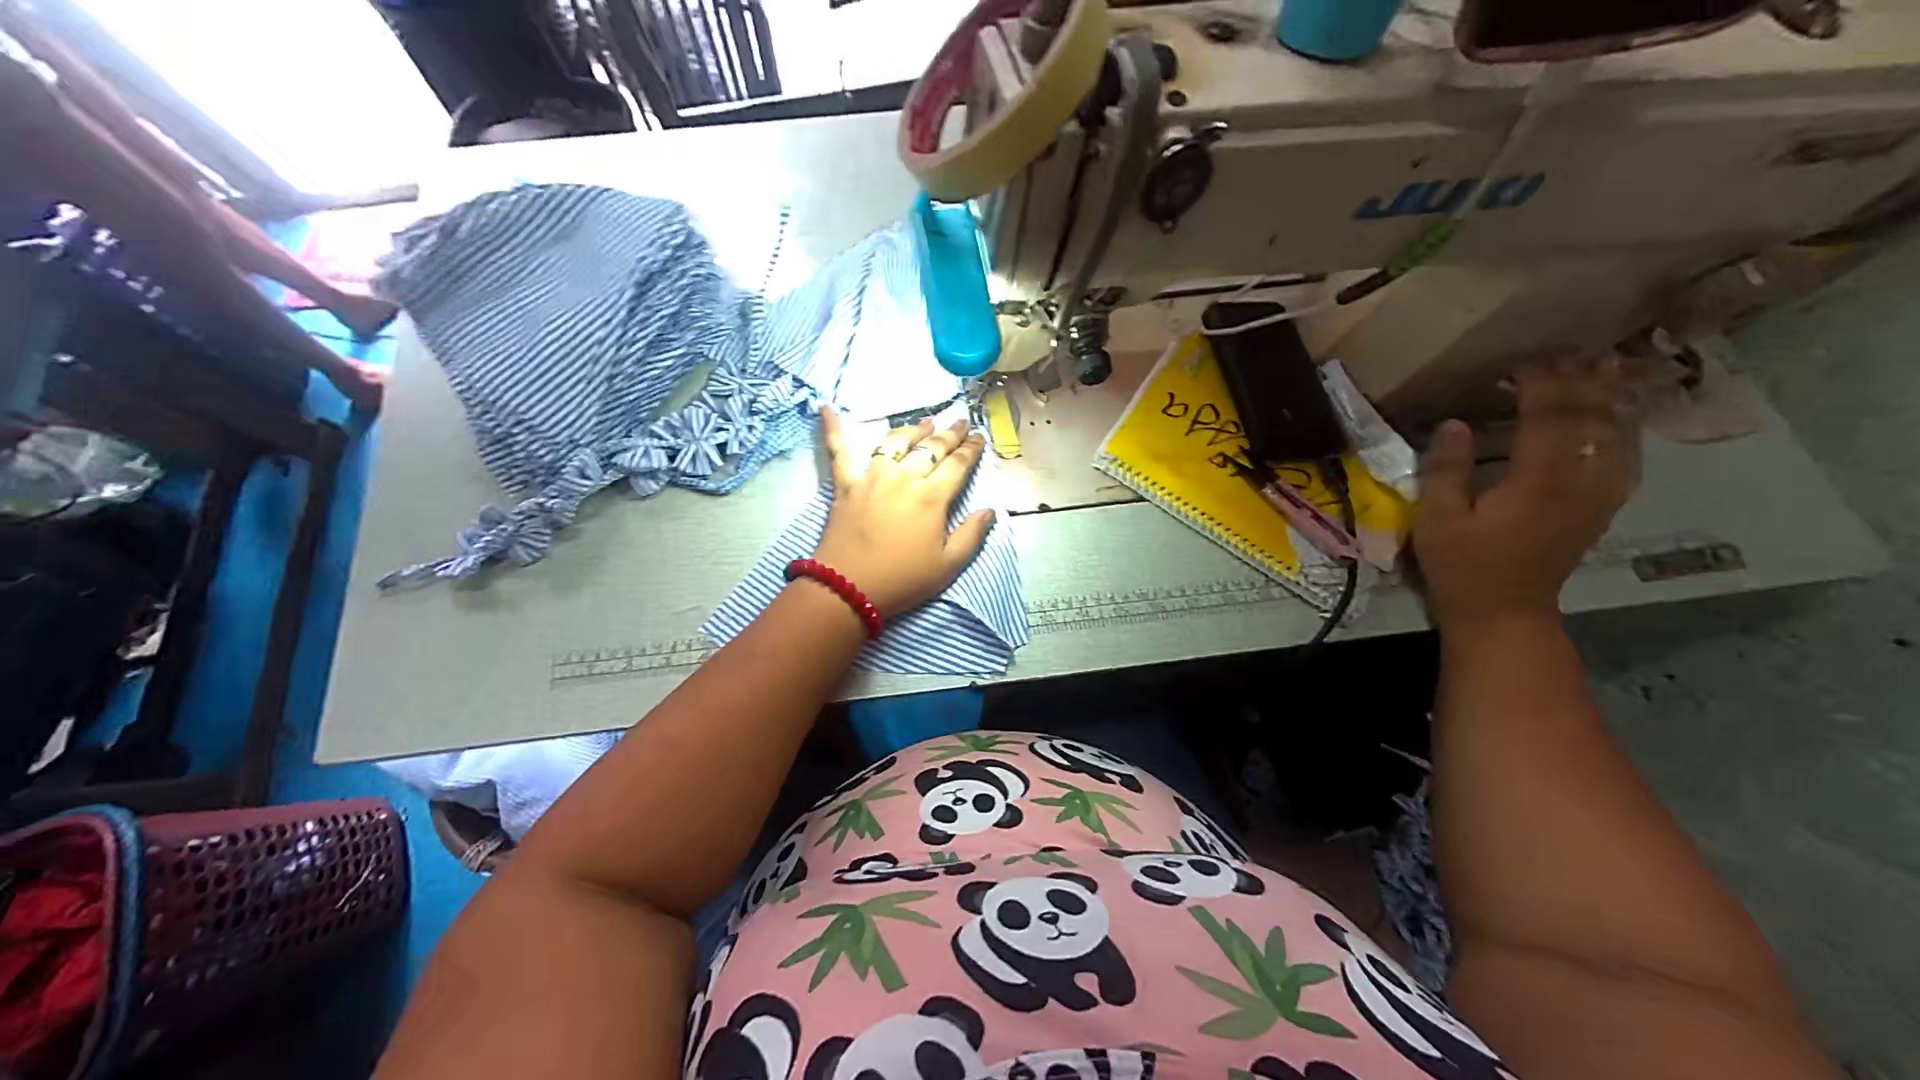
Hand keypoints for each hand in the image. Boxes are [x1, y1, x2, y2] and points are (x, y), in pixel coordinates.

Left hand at [810, 410, 994, 615]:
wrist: (848, 588)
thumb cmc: (903, 580)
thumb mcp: (948, 565)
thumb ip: (971, 535)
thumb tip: (990, 510)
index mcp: (932, 498)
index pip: (957, 465)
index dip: (971, 449)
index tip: (979, 437)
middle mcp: (904, 478)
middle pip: (931, 448)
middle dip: (949, 433)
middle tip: (961, 422)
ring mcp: (872, 477)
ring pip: (895, 442)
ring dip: (913, 429)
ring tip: (925, 421)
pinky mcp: (846, 484)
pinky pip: (839, 451)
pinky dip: (833, 428)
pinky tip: (827, 408)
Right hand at [1413, 356, 1639, 628]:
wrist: (1504, 611)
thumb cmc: (1462, 566)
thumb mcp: (1436, 520)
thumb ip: (1446, 470)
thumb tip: (1455, 424)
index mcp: (1537, 482)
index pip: (1548, 418)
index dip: (1541, 384)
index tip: (1524, 360)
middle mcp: (1579, 482)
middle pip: (1591, 418)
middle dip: (1581, 381)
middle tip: (1569, 351)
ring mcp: (1598, 495)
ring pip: (1617, 433)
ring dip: (1609, 396)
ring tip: (1603, 366)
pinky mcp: (1602, 506)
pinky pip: (1624, 456)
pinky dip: (1622, 427)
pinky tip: (1617, 414)